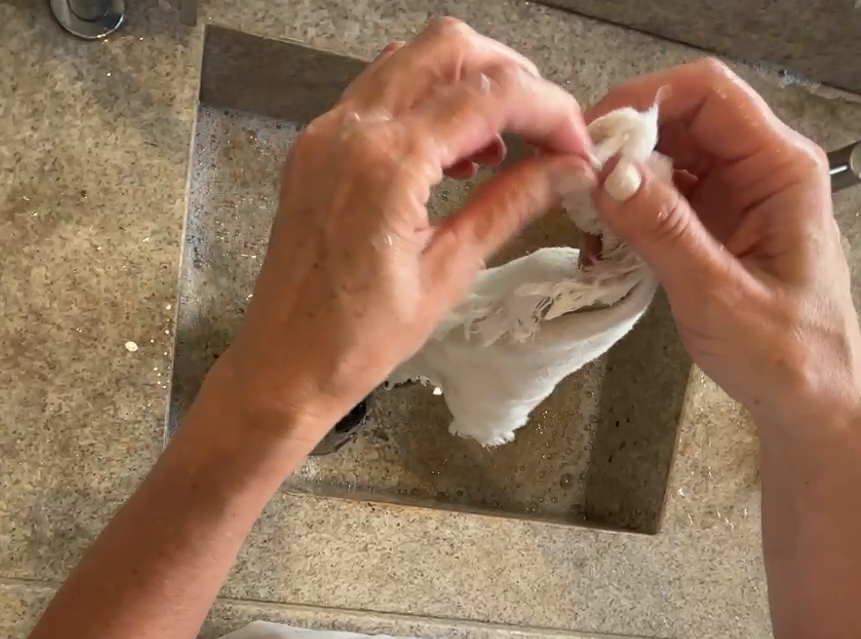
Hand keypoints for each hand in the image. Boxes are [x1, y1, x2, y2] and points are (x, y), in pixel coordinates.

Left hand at [201, 18, 595, 446]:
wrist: (286, 367)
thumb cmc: (353, 341)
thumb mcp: (445, 274)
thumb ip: (509, 207)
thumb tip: (565, 172)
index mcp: (387, 165)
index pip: (489, 97)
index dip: (548, 110)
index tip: (574, 143)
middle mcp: (349, 134)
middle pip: (447, 49)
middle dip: (508, 75)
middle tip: (542, 125)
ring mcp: (323, 138)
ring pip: (408, 63)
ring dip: (462, 86)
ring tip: (497, 146)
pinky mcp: (312, 154)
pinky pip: (374, 98)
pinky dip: (420, 107)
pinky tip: (446, 154)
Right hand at [586, 60, 860, 439]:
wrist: (810, 400)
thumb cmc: (782, 352)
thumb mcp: (717, 293)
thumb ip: (664, 231)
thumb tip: (607, 174)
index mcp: (779, 169)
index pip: (709, 94)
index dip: (643, 100)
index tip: (586, 141)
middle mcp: (758, 170)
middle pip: (682, 120)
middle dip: (622, 145)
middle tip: (573, 188)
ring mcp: (735, 198)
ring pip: (666, 160)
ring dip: (619, 184)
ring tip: (586, 226)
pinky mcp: (714, 228)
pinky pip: (663, 200)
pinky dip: (628, 215)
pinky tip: (605, 246)